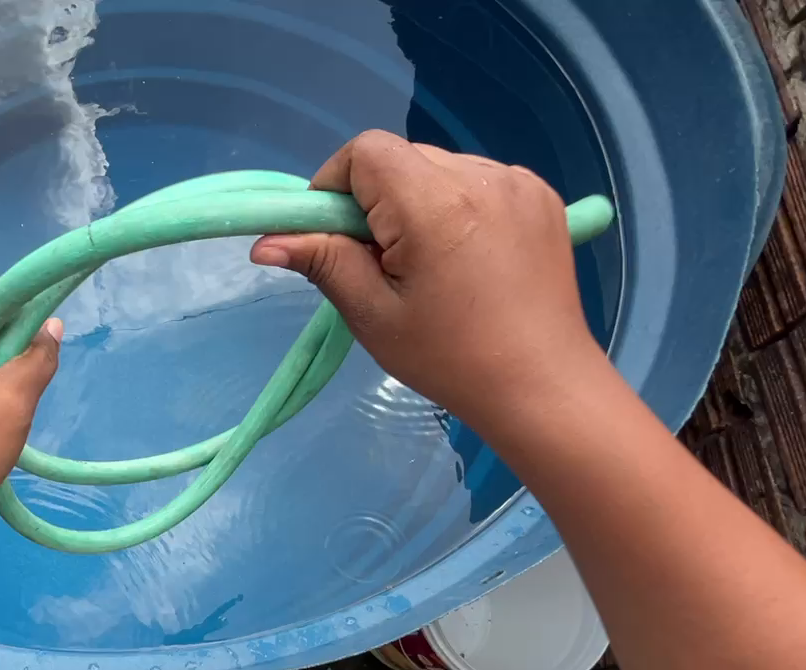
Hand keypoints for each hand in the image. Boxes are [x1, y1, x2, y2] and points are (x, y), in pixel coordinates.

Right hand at [250, 131, 610, 427]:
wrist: (538, 382)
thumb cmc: (446, 357)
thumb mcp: (372, 314)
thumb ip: (323, 263)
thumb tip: (265, 242)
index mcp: (435, 204)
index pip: (366, 152)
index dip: (334, 184)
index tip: (330, 236)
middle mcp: (481, 175)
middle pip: (401, 157)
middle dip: (371, 199)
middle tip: (372, 261)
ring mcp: (518, 182)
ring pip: (437, 167)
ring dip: (411, 202)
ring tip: (420, 264)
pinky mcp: (540, 196)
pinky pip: (474, 180)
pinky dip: (450, 207)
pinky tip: (457, 257)